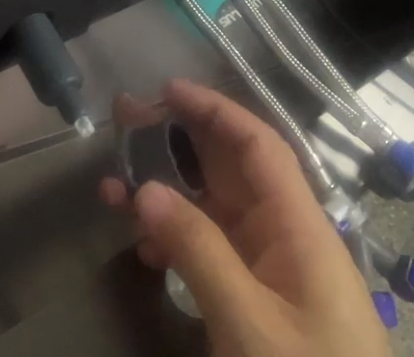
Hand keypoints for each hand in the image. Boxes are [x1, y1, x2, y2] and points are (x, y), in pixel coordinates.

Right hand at [99, 79, 391, 356]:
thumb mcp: (250, 322)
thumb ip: (199, 252)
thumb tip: (145, 188)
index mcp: (301, 228)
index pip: (259, 147)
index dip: (215, 110)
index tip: (167, 90)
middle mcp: (288, 237)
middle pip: (231, 170)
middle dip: (179, 141)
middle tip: (125, 122)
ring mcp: (273, 271)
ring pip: (214, 211)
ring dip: (166, 195)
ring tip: (112, 187)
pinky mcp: (259, 301)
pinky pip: (213, 252)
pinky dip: (176, 240)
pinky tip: (143, 248)